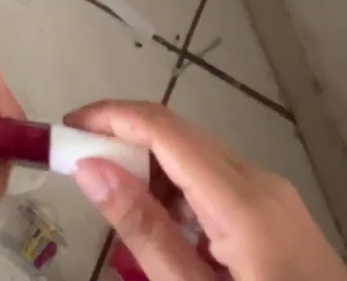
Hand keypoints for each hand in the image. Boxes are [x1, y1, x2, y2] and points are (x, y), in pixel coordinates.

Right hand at [65, 100, 346, 280]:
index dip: (110, 116)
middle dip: (123, 136)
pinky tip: (162, 218)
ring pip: (198, 152)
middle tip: (78, 163)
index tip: (65, 129)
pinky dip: (179, 183)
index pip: (164, 129)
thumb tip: (89, 167)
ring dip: (150, 161)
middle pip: (179, 133)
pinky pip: (218, 176)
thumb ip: (144, 230)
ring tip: (115, 197)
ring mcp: (277, 196)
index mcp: (244, 202)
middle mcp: (262, 182)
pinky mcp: (282, 214)